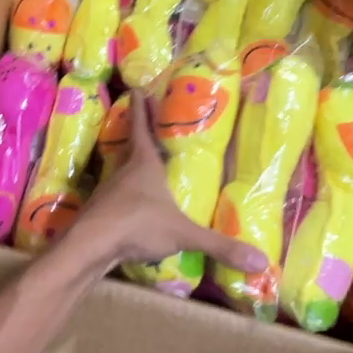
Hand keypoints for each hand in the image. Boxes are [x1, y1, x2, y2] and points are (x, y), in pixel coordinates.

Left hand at [61, 91, 266, 272]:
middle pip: (130, 147)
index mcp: (143, 165)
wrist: (91, 246)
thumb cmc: (138, 225)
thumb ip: (220, 246)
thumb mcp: (184, 234)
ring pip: (120, 172)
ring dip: (130, 166)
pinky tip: (132, 210)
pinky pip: (115, 199)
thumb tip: (262, 262)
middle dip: (138, 134)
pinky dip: (124, 198)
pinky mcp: (99, 213)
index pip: (142, 129)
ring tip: (142, 167)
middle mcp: (123, 173)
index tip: (137, 90)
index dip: (142, 110)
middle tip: (144, 122)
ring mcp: (107, 192)